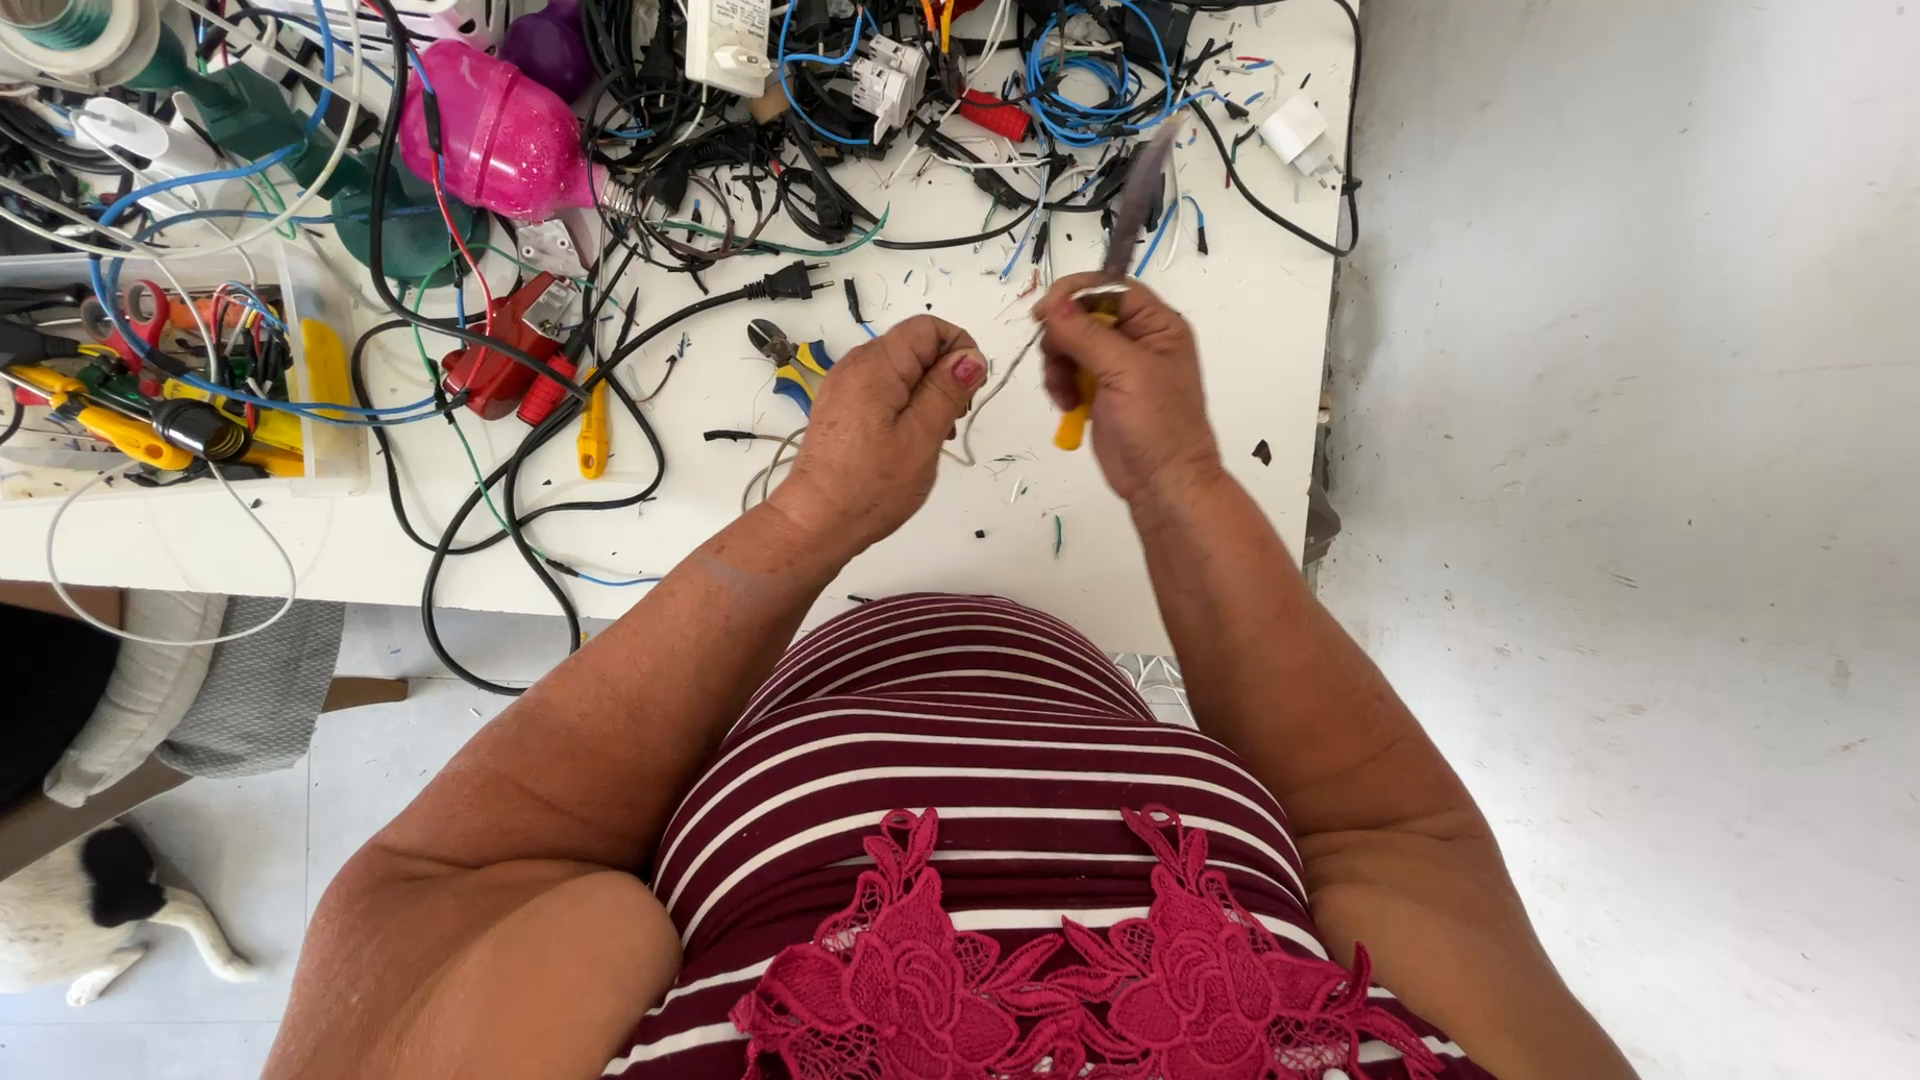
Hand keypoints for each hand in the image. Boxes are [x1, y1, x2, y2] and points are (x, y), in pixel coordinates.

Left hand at [768, 315, 986, 550]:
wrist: (817, 521)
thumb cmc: (872, 484)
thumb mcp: (922, 437)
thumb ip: (947, 391)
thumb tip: (971, 356)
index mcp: (877, 364)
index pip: (929, 327)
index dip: (958, 350)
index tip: (969, 392)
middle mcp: (856, 365)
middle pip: (915, 347)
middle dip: (944, 375)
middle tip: (953, 421)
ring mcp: (845, 387)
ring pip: (901, 371)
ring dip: (927, 395)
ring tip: (934, 436)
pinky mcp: (841, 408)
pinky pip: (883, 391)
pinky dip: (905, 407)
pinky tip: (911, 441)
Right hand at [1037, 273, 1222, 502]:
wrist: (1161, 482)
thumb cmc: (1157, 424)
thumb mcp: (1125, 372)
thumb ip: (1087, 334)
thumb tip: (1053, 303)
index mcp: (1156, 324)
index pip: (1110, 287)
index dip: (1075, 294)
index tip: (1044, 311)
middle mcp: (1136, 339)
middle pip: (1082, 315)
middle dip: (1062, 337)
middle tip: (1055, 362)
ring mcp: (1115, 366)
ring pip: (1068, 344)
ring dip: (1057, 365)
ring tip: (1064, 394)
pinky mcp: (1098, 391)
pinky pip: (1066, 371)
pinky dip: (1059, 384)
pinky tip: (1067, 405)